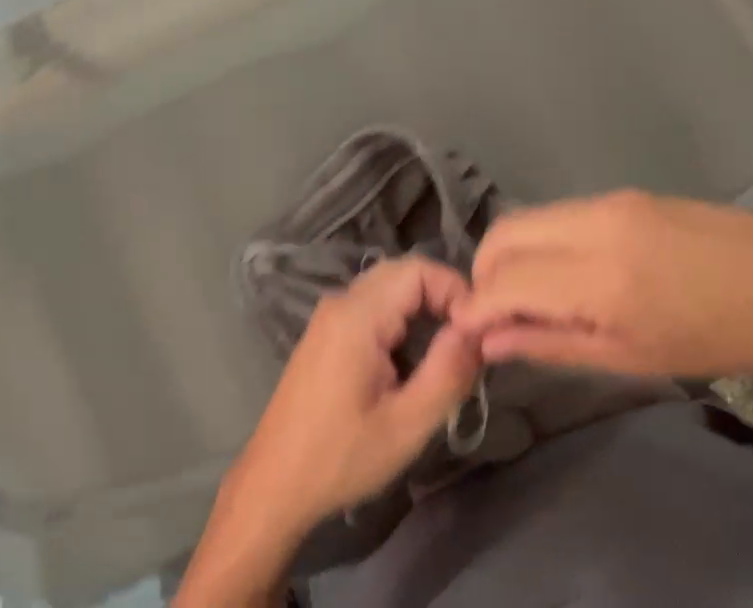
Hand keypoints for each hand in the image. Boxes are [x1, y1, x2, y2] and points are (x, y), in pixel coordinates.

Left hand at [228, 257, 482, 532]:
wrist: (275, 484)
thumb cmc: (340, 457)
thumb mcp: (407, 424)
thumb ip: (448, 371)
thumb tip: (477, 330)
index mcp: (356, 316)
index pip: (418, 269)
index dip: (456, 291)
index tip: (478, 334)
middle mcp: (339, 304)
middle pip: (403, 275)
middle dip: (442, 301)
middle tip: (468, 345)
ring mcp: (328, 318)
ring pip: (388, 292)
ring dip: (423, 315)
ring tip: (446, 360)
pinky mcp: (325, 336)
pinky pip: (372, 311)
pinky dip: (401, 326)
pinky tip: (411, 369)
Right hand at [452, 191, 752, 380]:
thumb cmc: (718, 341)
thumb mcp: (629, 358)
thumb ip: (550, 345)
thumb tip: (488, 340)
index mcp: (600, 279)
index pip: (505, 281)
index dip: (476, 307)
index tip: (467, 330)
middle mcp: (595, 226)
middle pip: (504, 233)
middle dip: (485, 273)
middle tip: (497, 313)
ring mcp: (610, 201)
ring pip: (528, 217)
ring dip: (512, 255)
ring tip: (530, 295)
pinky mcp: (626, 193)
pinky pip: (560, 213)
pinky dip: (543, 241)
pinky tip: (565, 272)